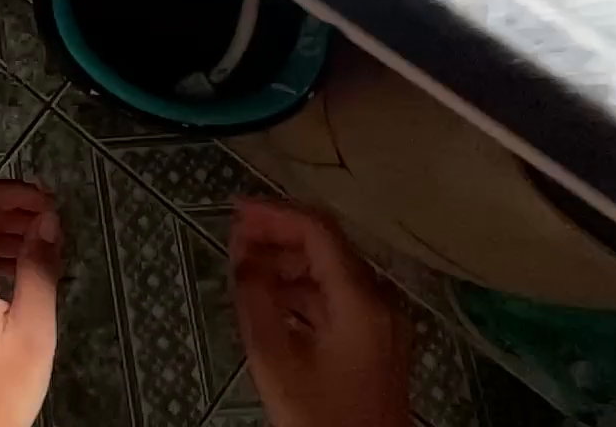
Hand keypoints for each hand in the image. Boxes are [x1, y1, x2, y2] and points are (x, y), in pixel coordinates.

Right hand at [231, 198, 410, 426]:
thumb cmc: (318, 413)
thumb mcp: (273, 352)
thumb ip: (254, 291)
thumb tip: (243, 249)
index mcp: (360, 298)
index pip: (316, 229)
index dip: (272, 212)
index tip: (233, 209)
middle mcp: (379, 300)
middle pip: (326, 242)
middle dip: (276, 232)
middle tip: (234, 233)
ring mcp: (382, 320)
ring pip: (329, 266)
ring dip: (285, 258)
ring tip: (245, 265)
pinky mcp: (375, 338)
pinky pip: (335, 291)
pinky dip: (300, 283)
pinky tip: (270, 294)